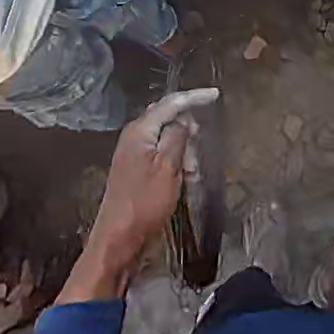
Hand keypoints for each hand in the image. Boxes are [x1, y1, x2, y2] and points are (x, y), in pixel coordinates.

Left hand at [57, 88, 217, 303]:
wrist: (118, 238)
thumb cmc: (145, 203)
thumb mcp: (168, 167)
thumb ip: (178, 136)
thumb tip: (185, 120)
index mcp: (139, 130)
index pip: (171, 103)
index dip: (194, 97)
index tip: (215, 95)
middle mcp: (134, 136)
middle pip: (167, 118)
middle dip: (188, 129)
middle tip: (201, 149)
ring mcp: (133, 152)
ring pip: (166, 137)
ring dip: (183, 149)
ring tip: (191, 171)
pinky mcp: (136, 168)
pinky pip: (161, 153)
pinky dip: (175, 160)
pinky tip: (183, 176)